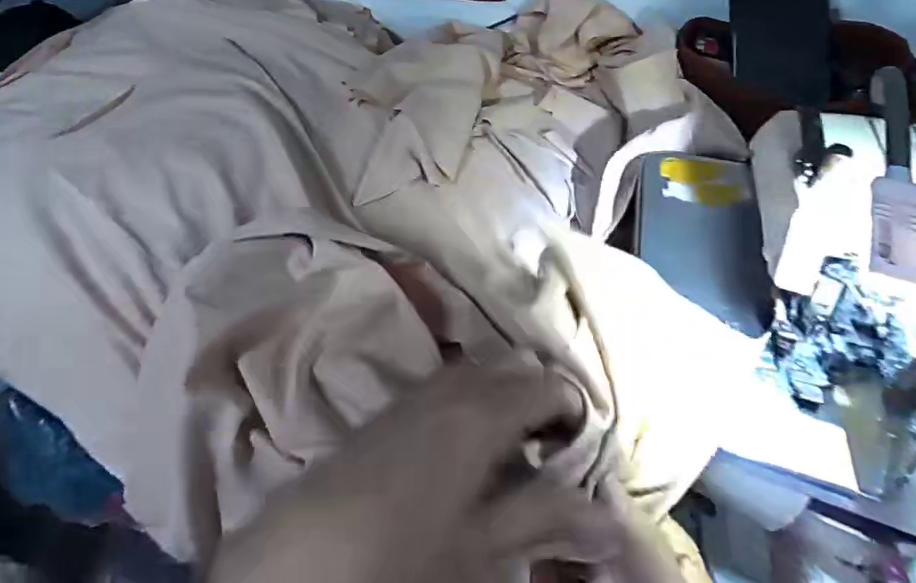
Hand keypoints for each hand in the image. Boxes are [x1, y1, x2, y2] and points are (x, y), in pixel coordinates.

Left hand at [204, 361, 682, 582]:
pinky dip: (478, 396)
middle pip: (515, 364)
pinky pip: (453, 380)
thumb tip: (608, 516)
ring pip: (483, 368)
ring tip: (522, 443)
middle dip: (544, 392)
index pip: (547, 385)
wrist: (307, 551)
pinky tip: (476, 439)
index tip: (589, 445)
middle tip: (560, 443)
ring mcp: (421, 389)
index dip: (576, 408)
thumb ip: (544, 521)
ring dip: (509, 392)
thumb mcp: (482, 548)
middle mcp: (453, 385)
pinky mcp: (397, 404)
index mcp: (482, 412)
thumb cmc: (405, 552)